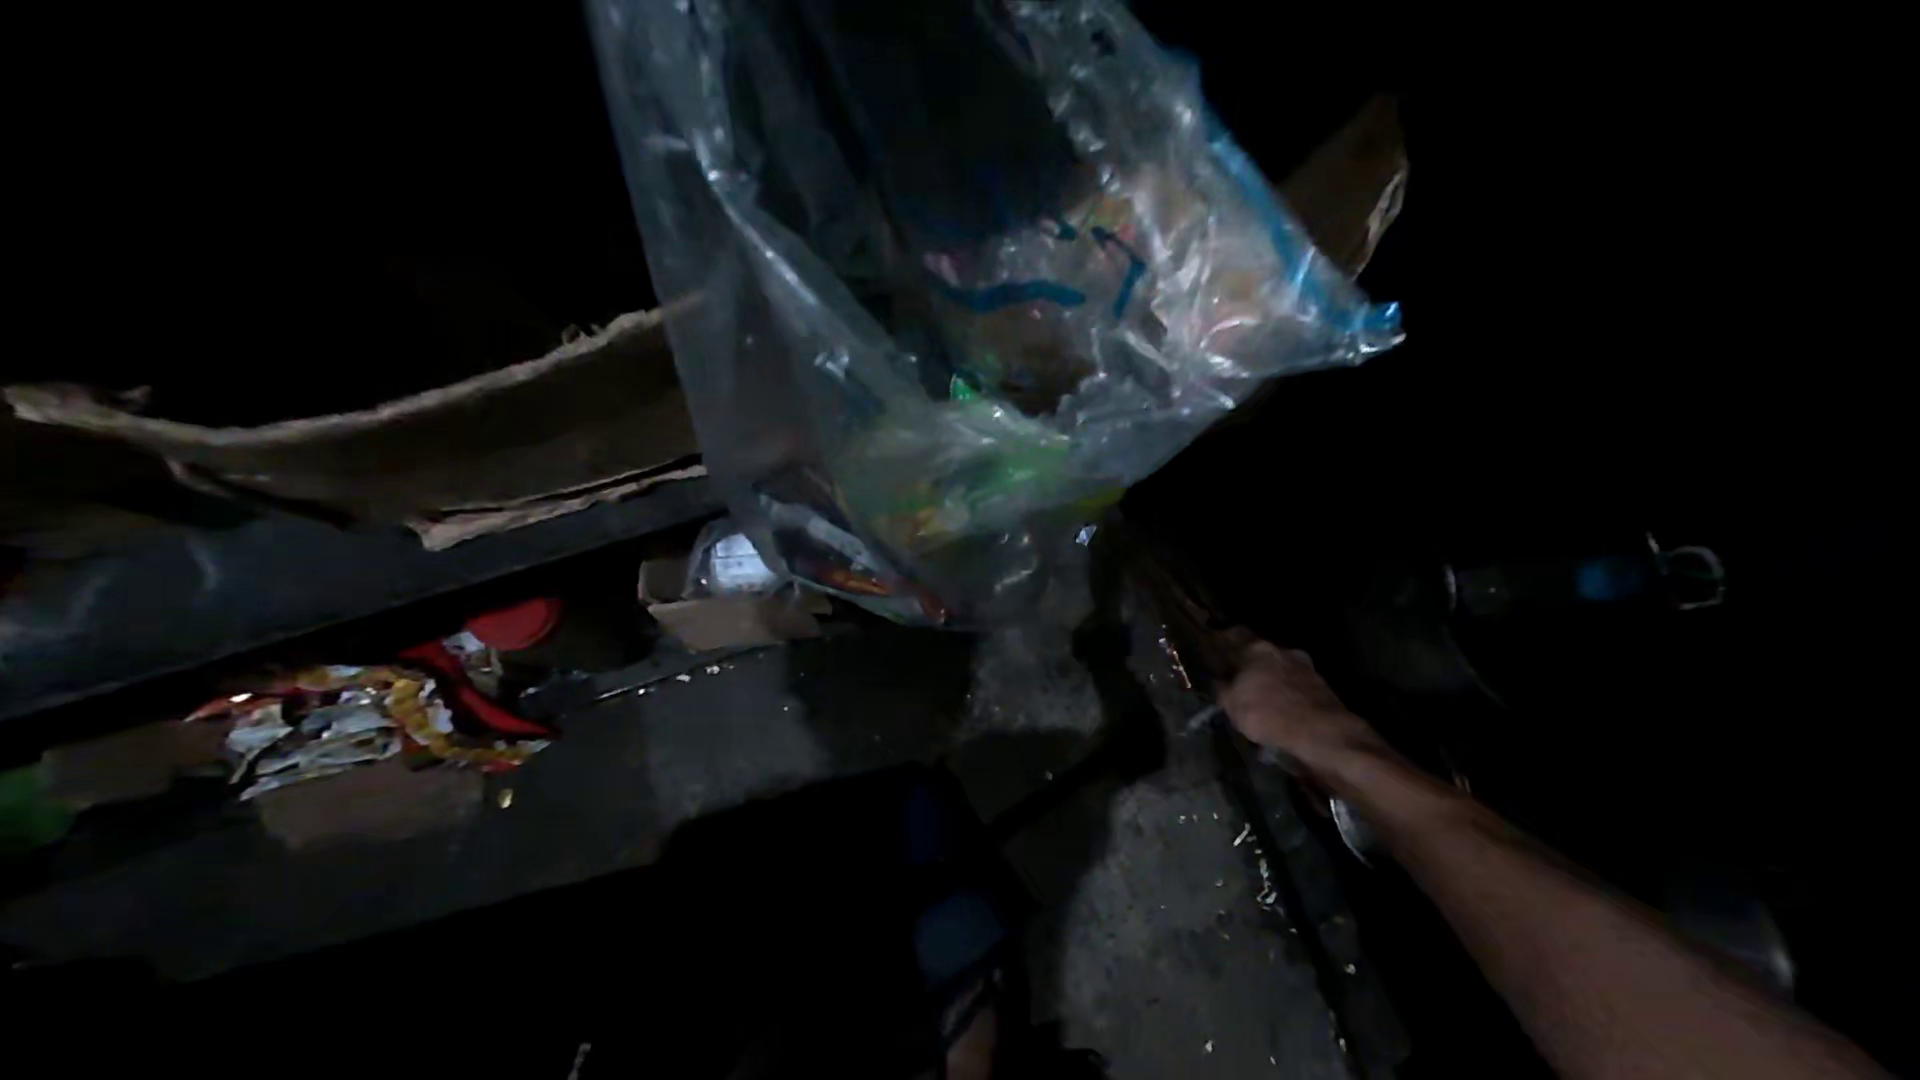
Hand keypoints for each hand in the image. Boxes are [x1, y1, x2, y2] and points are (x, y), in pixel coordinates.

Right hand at [1220, 639, 1383, 773]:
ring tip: (1260, 696)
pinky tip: (1280, 706)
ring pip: (1279, 667)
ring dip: (1269, 677)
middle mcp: (1281, 650)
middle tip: (1237, 677)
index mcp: (1256, 648)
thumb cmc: (1268, 714)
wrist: (1322, 733)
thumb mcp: (1230, 704)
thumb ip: (1222, 687)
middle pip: (1258, 651)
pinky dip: (1285, 691)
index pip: (1232, 634)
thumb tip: (1220, 681)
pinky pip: (1294, 683)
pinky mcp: (1321, 685)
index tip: (1213, 652)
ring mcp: (1304, 666)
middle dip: (1247, 662)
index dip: (1221, 642)